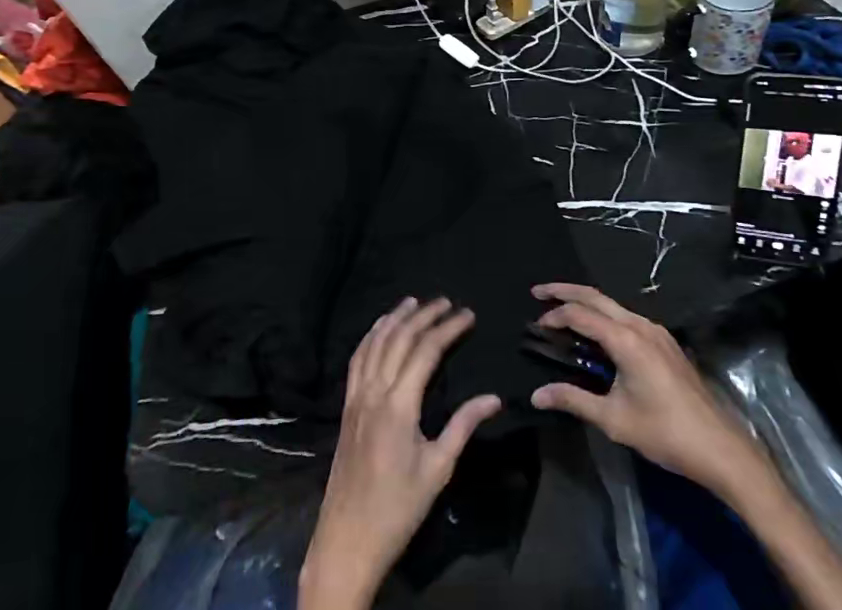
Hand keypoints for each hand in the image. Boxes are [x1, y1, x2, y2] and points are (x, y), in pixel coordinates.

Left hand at [299, 298, 501, 609]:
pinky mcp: (346, 409)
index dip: (448, 328)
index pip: (426, 351)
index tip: (469, 314)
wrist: (347, 539)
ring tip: (414, 301)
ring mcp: (355, 399)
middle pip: (399, 339)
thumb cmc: (398, 506)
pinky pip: (356, 361)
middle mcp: (374, 393)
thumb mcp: (438, 468)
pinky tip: (379, 330)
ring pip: (374, 344)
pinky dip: (369, 338)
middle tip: (447, 302)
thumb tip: (495, 397)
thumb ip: (464, 425)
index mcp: (399, 405)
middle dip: (424, 316)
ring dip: (394, 319)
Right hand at [528, 282, 767, 498]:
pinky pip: (627, 319)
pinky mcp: (665, 343)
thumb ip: (573, 400)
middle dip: (566, 291)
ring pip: (614, 306)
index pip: (581, 314)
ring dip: (587, 304)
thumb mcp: (613, 419)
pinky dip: (604, 318)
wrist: (716, 445)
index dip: (555, 316)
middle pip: (597, 296)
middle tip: (538, 293)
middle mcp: (642, 326)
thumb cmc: (663, 432)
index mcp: (627, 339)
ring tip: (562, 312)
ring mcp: (657, 332)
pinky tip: (595, 334)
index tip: (534, 325)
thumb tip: (537, 395)